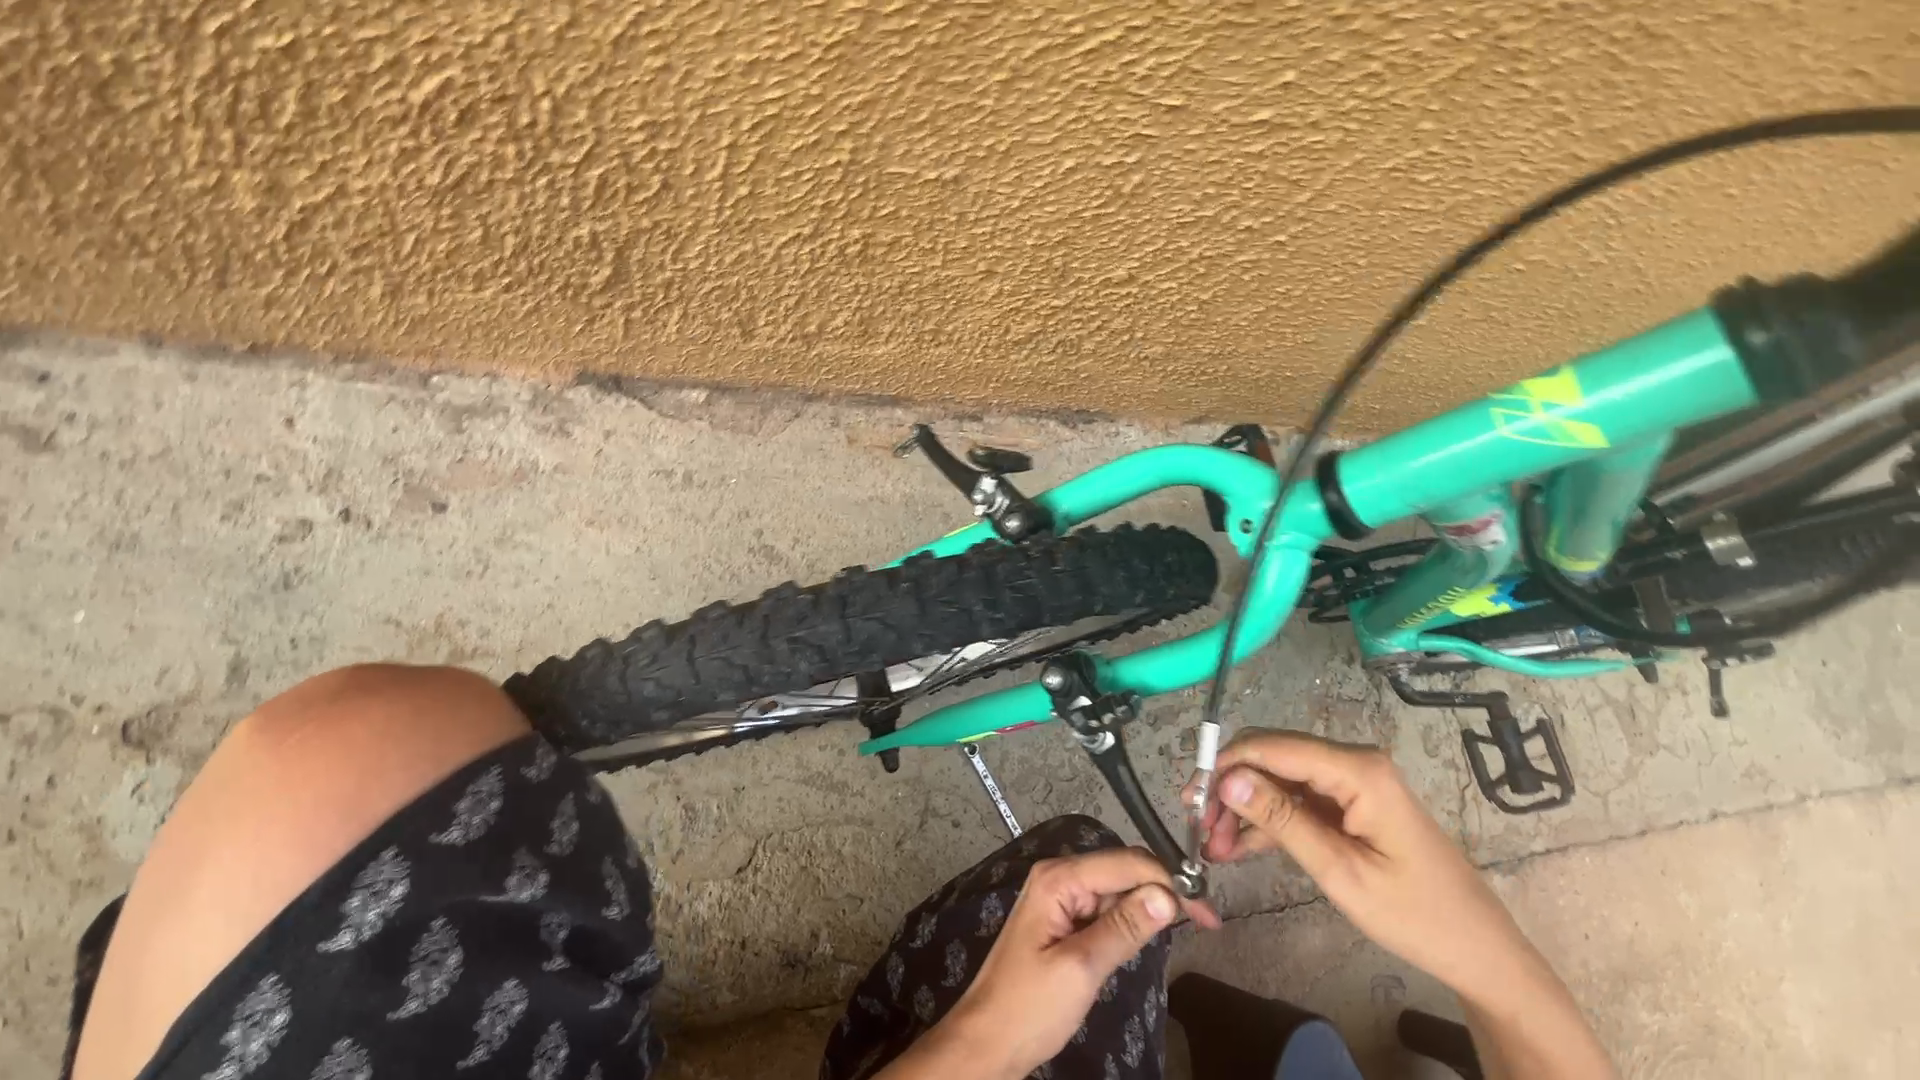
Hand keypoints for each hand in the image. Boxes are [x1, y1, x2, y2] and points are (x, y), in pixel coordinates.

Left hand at [908, 848, 1189, 1079]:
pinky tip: (1150, 931)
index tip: (1206, 911)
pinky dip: (1131, 917)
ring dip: (1150, 903)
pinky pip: (1105, 907)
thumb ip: (1124, 928)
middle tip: (1206, 919)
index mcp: (1058, 878)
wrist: (987, 1042)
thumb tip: (1168, 895)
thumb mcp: (1081, 968)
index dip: (1169, 880)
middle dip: (1164, 887)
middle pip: (1123, 868)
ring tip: (1190, 923)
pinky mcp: (1063, 920)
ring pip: (1118, 887)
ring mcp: (1060, 898)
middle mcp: (1059, 876)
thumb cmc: (1029, 1007)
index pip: (1126, 862)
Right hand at [1197, 730, 1539, 1003]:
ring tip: (1213, 846)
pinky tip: (1237, 846)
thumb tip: (1228, 779)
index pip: (1273, 747)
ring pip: (1278, 778)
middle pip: (1272, 755)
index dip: (1225, 764)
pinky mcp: (1349, 802)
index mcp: (1358, 770)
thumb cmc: (1413, 913)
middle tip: (1198, 826)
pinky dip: (1267, 819)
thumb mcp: (1340, 871)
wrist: (1475, 947)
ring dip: (1243, 806)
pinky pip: (1296, 799)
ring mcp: (1352, 782)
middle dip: (1229, 785)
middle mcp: (1353, 762)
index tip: (1190, 797)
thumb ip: (1282, 820)